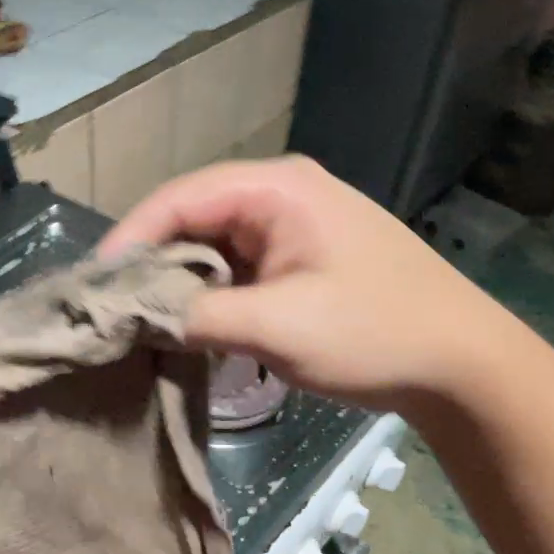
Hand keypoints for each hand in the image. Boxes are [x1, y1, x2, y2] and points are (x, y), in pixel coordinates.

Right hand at [101, 156, 521, 409]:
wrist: (459, 364)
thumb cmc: (373, 335)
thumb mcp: (277, 328)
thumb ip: (199, 317)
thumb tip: (139, 317)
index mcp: (278, 189)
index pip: (180, 198)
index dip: (130, 239)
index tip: (93, 287)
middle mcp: (282, 195)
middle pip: (193, 220)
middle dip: (151, 265)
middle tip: (112, 310)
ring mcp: (295, 229)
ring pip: (214, 248)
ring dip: (179, 284)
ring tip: (141, 323)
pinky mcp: (302, 263)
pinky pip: (239, 271)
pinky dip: (210, 297)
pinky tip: (190, 328)